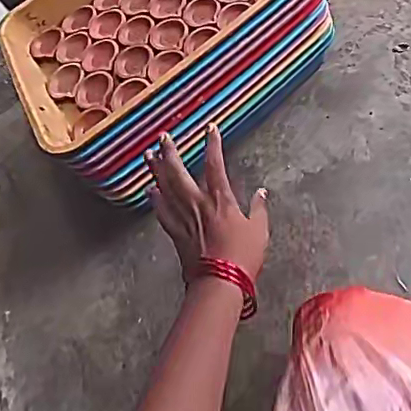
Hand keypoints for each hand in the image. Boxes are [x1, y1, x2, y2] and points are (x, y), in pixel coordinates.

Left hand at [145, 123, 268, 283]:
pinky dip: (155, 199)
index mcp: (221, 199)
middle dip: (170, 152)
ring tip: (149, 155)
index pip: (215, 164)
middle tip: (163, 137)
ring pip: (165, 187)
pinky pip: (161, 211)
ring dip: (156, 170)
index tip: (210, 128)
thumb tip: (262, 192)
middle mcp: (198, 203)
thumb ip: (259, 208)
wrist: (220, 282)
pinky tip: (149, 189)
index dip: (213, 144)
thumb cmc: (243, 256)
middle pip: (179, 171)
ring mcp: (184, 217)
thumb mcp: (259, 230)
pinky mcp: (175, 233)